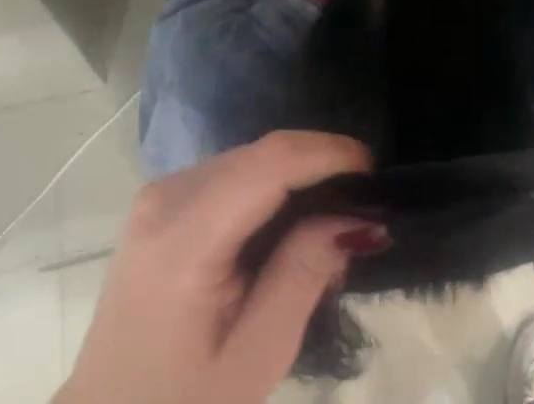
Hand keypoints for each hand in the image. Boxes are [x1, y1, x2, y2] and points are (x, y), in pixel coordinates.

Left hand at [53, 131, 386, 403]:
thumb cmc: (185, 399)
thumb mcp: (257, 353)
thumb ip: (303, 274)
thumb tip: (354, 214)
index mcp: (183, 240)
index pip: (267, 163)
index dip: (327, 153)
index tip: (376, 172)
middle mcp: (164, 198)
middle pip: (260, 155)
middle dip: (319, 170)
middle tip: (358, 221)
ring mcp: (157, 195)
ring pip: (248, 159)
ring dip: (296, 180)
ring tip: (326, 234)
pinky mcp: (159, 202)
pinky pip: (230, 174)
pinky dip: (269, 189)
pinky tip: (285, 234)